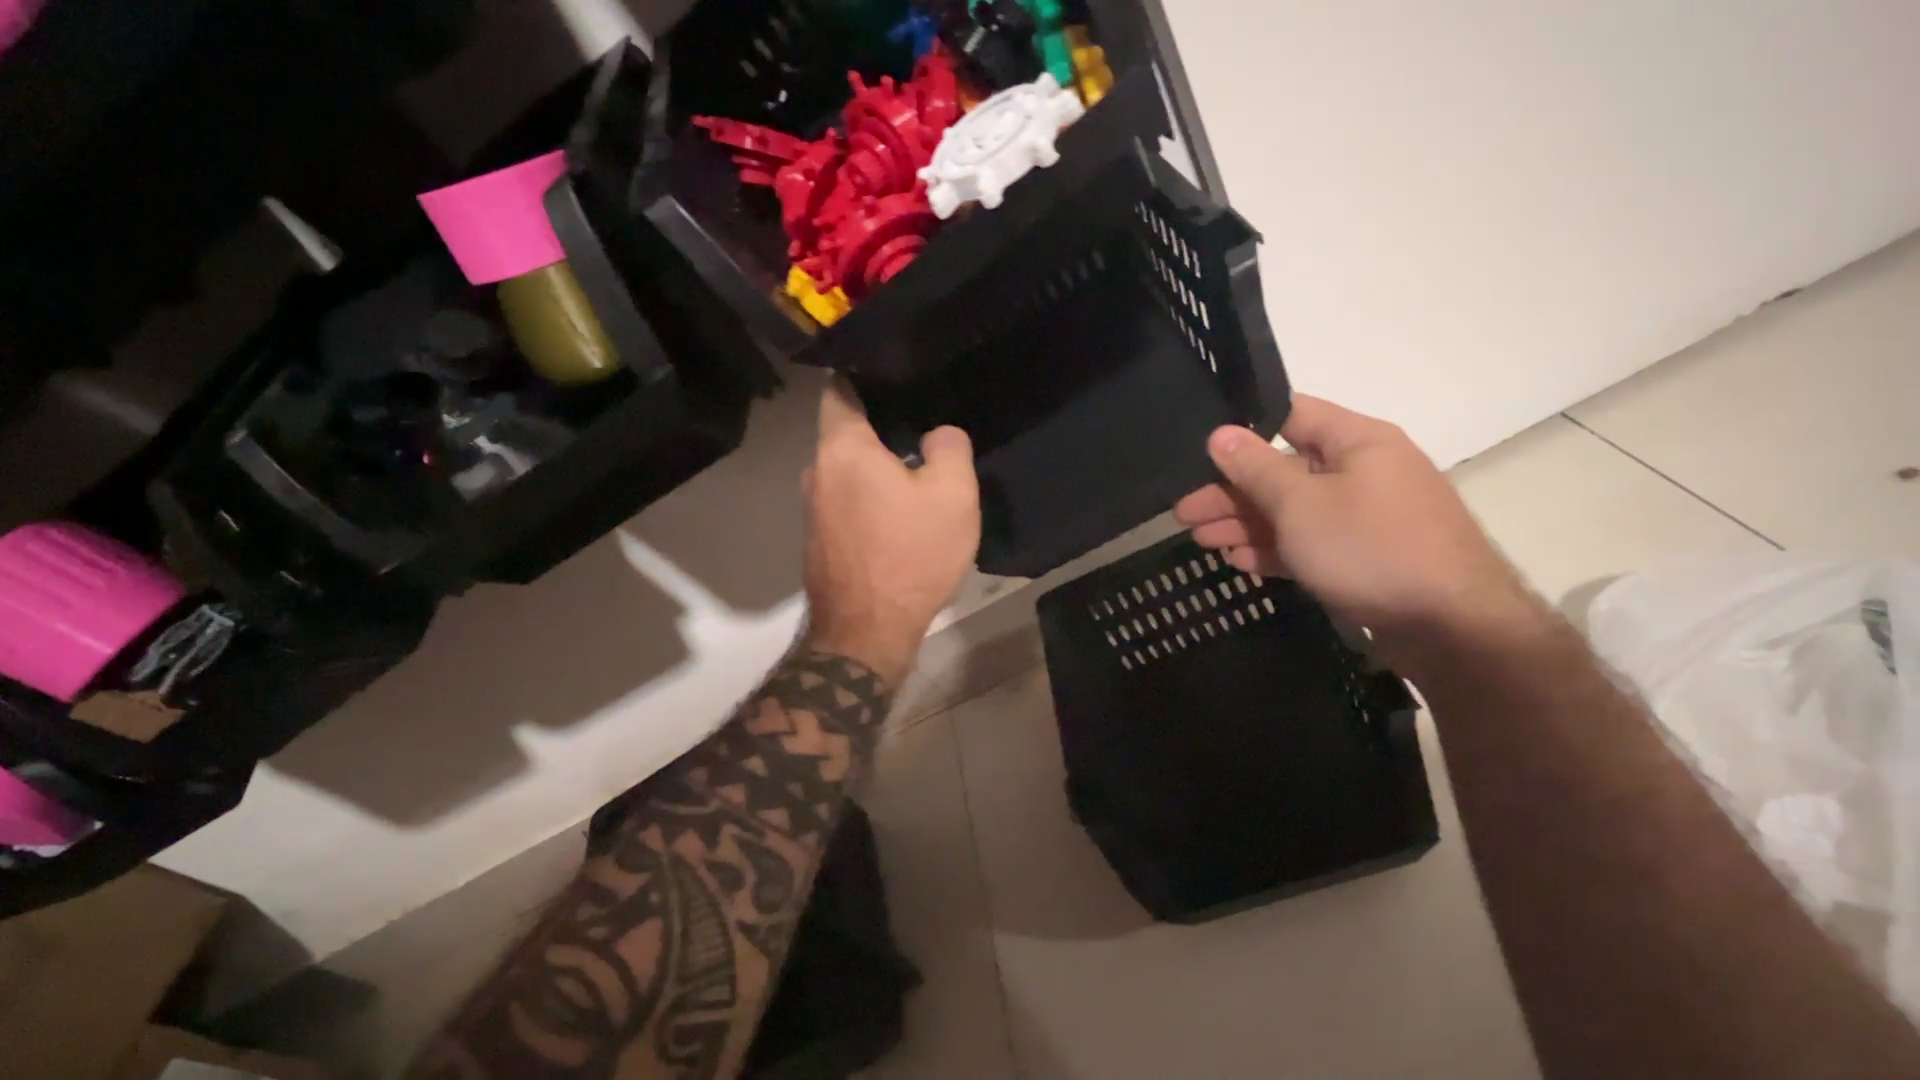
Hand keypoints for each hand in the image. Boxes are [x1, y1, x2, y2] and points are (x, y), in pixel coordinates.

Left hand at [802, 381, 980, 682]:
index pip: (840, 388)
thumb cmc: (910, 556)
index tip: (896, 369)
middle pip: (845, 431)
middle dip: (880, 422)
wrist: (866, 633)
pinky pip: (846, 500)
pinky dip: (869, 495)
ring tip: (917, 465)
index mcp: (842, 448)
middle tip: (922, 420)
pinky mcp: (820, 539)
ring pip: (847, 469)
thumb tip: (937, 434)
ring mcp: (813, 509)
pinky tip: (900, 509)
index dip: (865, 372)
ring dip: (876, 465)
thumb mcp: (953, 495)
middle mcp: (817, 471)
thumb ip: (949, 448)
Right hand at [1173, 394, 1535, 663]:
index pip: (1290, 414)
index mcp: (1357, 441)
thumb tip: (1220, 432)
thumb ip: (1256, 468)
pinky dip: (1277, 549)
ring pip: (1295, 511)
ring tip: (1201, 540)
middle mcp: (1364, 471)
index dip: (1243, 430)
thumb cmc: (1370, 548)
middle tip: (1184, 513)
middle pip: (1285, 470)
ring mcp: (1367, 517)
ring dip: (1247, 524)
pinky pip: (1312, 542)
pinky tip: (1240, 562)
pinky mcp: (1366, 558)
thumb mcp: (1301, 504)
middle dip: (1233, 492)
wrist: (1451, 627)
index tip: (1199, 451)